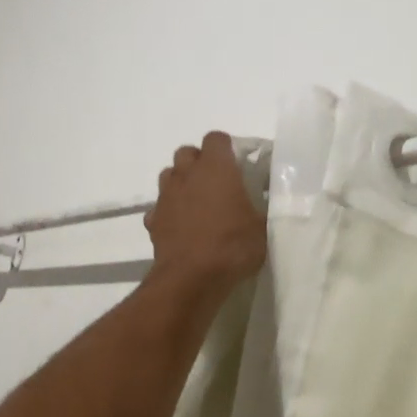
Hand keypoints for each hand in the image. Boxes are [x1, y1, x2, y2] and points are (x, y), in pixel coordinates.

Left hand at [145, 132, 265, 293]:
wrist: (191, 278)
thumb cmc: (232, 246)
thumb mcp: (262, 227)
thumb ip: (260, 207)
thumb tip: (262, 200)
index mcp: (216, 168)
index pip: (216, 138)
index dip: (225, 148)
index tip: (236, 165)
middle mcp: (186, 175)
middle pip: (187, 153)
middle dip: (199, 162)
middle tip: (216, 183)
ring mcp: (166, 197)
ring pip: (169, 176)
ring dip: (182, 183)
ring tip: (197, 203)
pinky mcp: (153, 220)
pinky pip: (159, 207)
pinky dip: (169, 212)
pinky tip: (181, 227)